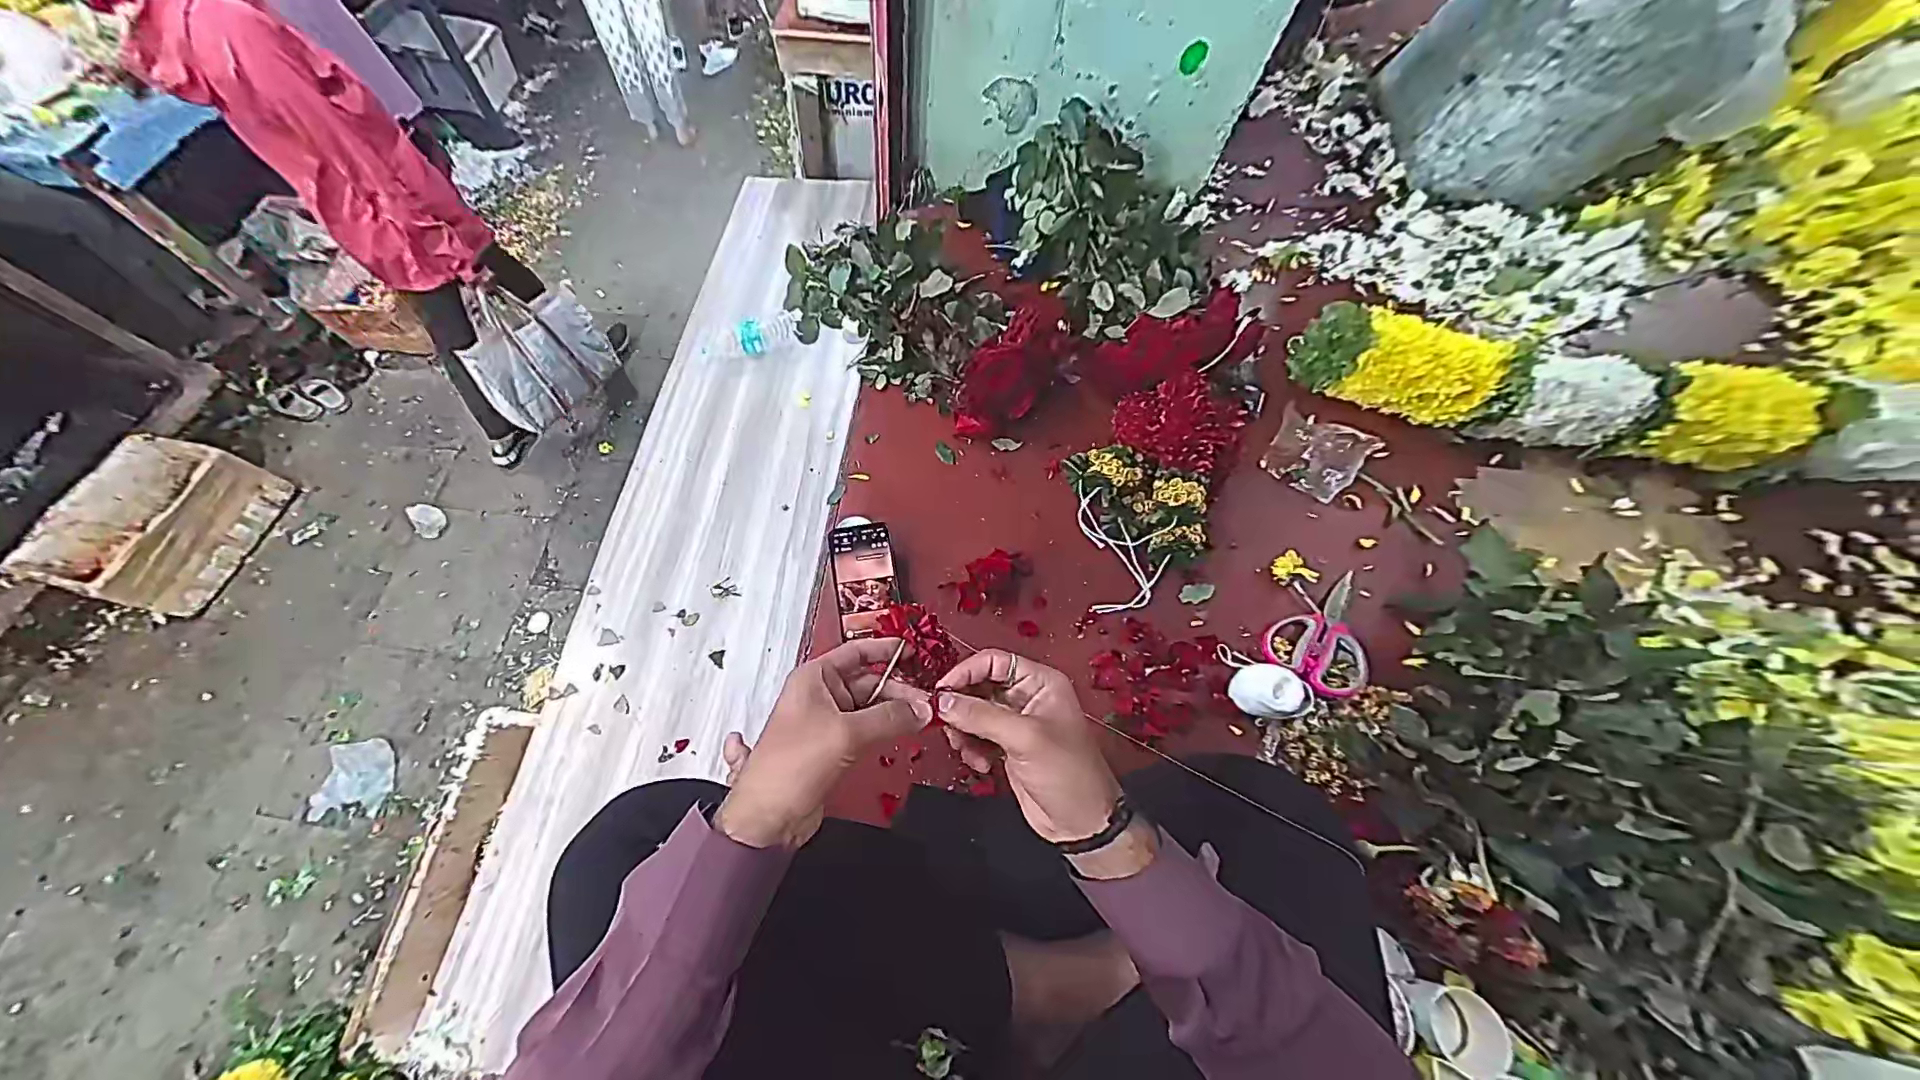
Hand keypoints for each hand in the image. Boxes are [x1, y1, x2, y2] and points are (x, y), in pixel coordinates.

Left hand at [714, 638, 929, 848]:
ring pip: (870, 707)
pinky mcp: (834, 747)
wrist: (769, 817)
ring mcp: (827, 722)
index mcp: (814, 678)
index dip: (884, 649)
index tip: (911, 651)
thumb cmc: (789, 766)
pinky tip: (904, 731)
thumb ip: (888, 718)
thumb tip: (919, 709)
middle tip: (925, 700)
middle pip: (868, 681)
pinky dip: (886, 729)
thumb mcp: (846, 733)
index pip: (855, 652)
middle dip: (898, 689)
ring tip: (922, 716)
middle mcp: (820, 696)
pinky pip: (867, 729)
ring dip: (895, 711)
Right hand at [927, 651, 1125, 846]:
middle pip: (980, 685)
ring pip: (973, 711)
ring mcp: (1016, 721)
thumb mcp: (1025, 738)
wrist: (1081, 822)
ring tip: (966, 749)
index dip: (966, 671)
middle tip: (946, 723)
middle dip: (961, 704)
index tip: (941, 691)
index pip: (994, 661)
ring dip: (963, 729)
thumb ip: (981, 716)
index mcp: (1040, 682)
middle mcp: (1027, 696)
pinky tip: (980, 762)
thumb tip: (943, 700)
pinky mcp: (1006, 745)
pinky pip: (976, 734)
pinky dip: (970, 746)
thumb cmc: (1068, 773)